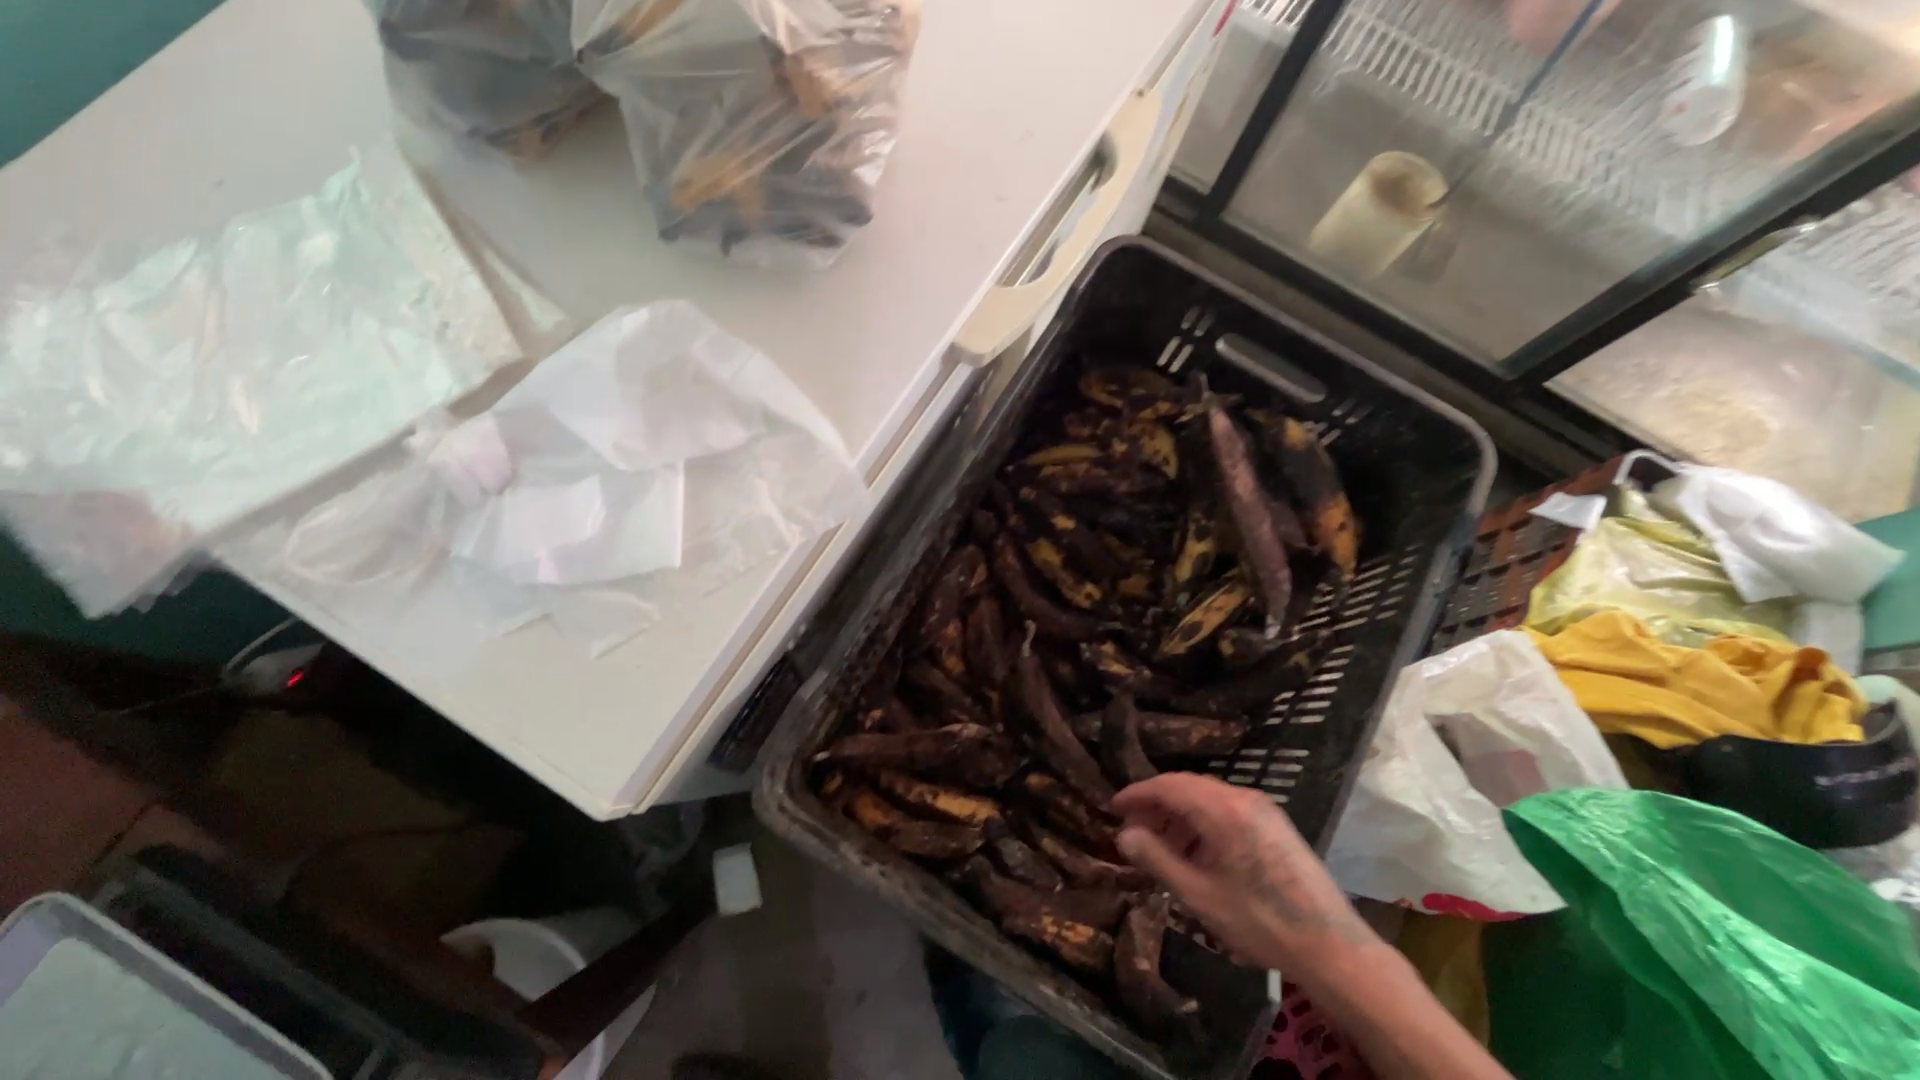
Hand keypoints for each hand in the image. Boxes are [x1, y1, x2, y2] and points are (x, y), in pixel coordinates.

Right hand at [1113, 773, 1376, 976]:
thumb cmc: (1259, 920)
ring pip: (1208, 799)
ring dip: (1179, 816)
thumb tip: (1124, 835)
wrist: (1331, 946)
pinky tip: (1195, 855)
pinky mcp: (1276, 827)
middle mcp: (1244, 799)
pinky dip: (1202, 824)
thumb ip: (1157, 859)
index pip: (1168, 786)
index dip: (1137, 794)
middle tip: (1133, 831)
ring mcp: (1264, 811)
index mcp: (1223, 810)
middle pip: (1188, 787)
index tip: (1113, 808)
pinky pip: (1228, 811)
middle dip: (1157, 805)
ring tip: (1160, 848)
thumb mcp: (1198, 895)